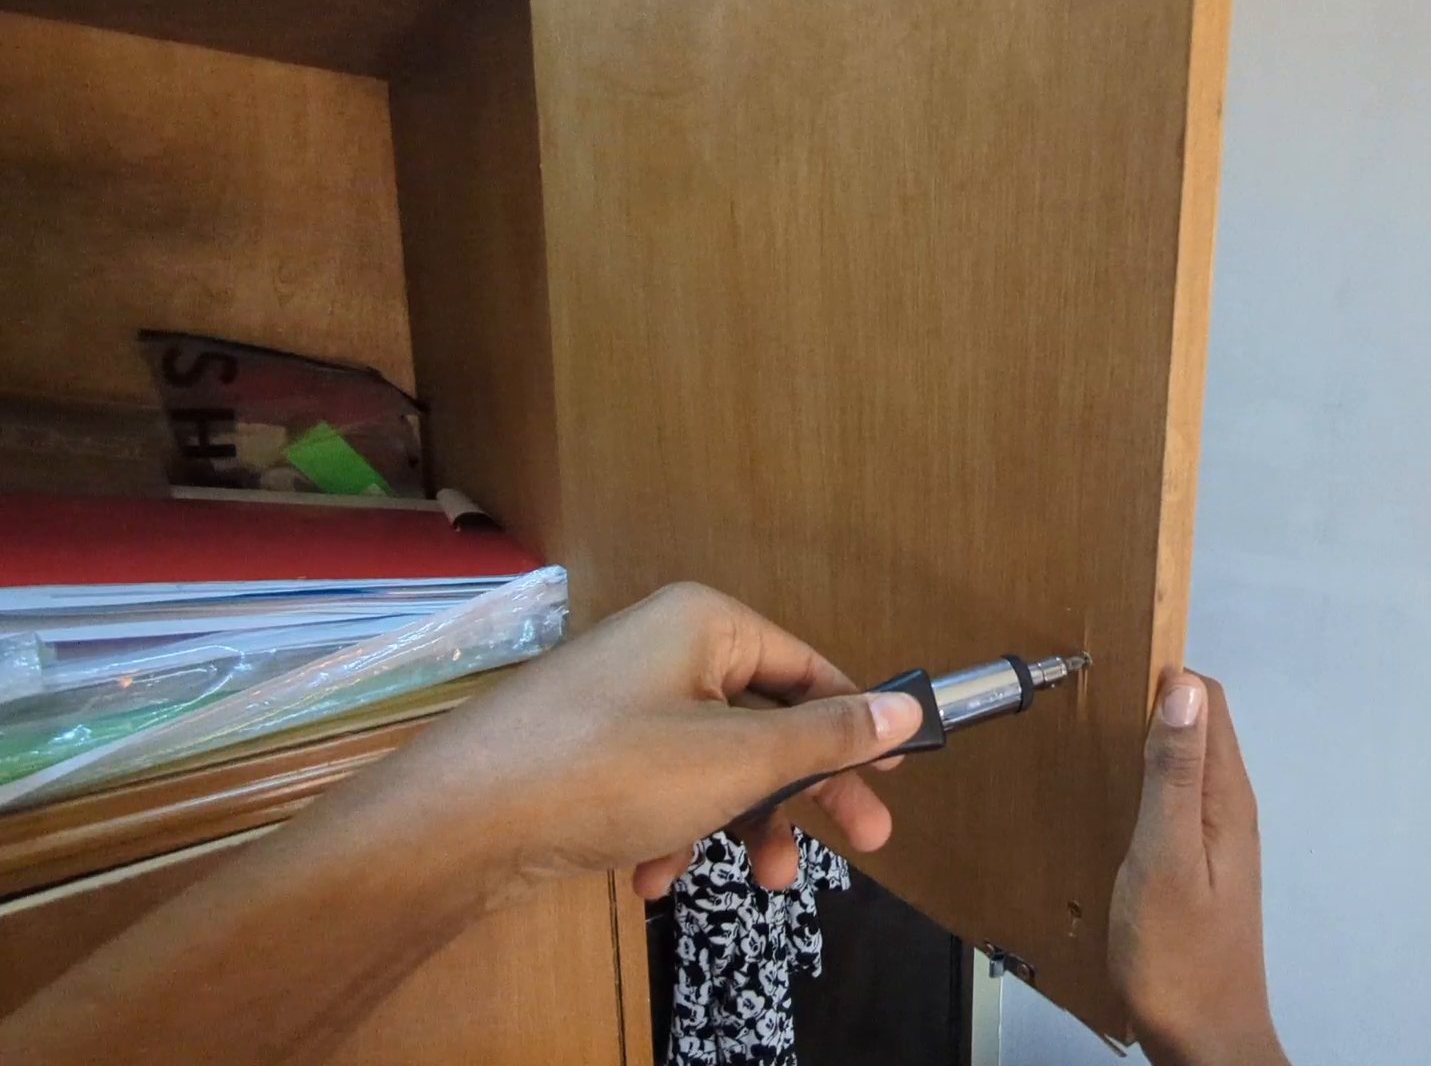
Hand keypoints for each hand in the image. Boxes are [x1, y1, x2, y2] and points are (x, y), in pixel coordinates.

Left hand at [363, 582, 920, 903]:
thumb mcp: (739, 760)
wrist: (443, 831)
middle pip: (767, 720)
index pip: (809, 670)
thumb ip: (829, 736)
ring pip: (717, 757)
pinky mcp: (593, 743)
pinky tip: (653, 876)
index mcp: (709, 624)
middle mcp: (671, 647)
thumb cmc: (615, 774)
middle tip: (863, 841)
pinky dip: (675, 824)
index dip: (854, 723)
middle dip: (805, 789)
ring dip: (740, 819)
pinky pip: (662, 775)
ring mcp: (628, 695)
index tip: (891, 774)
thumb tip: (909, 711)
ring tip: (758, 883)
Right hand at [1109, 673, 1286, 1065]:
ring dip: (1152, 732)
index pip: (1208, 701)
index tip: (1115, 669)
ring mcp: (1217, 832)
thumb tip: (1184, 688)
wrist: (1204, 1041)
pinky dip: (1151, 769)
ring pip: (1188, 755)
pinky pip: (1179, 789)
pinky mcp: (1200, 856)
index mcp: (1226, 794)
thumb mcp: (1166, 855)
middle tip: (1095, 700)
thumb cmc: (1177, 949)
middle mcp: (1229, 804)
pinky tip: (1116, 787)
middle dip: (1157, 697)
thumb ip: (1175, 773)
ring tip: (1096, 733)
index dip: (1168, 675)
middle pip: (1201, 723)